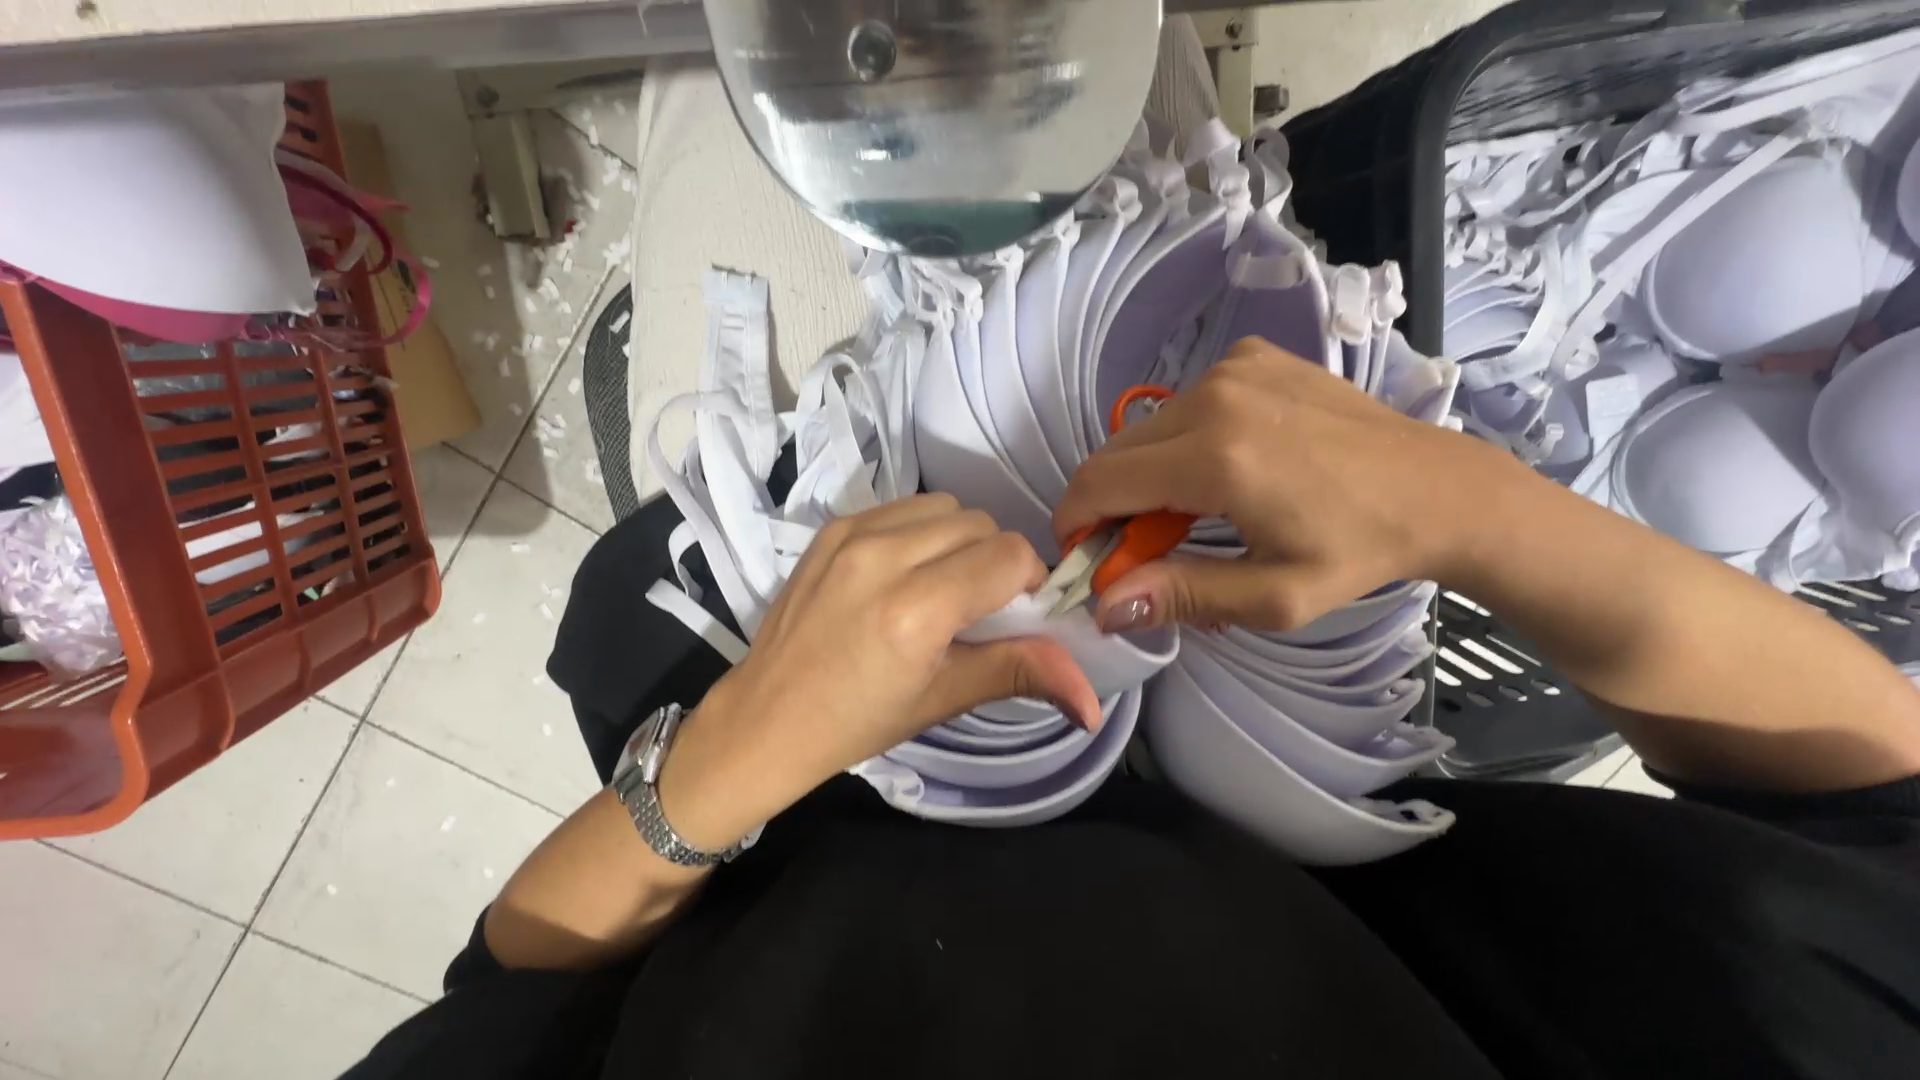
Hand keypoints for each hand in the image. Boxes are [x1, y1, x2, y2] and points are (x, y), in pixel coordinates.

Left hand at [658, 496, 1101, 847]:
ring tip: (943, 586)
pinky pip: (904, 507)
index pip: (1008, 555)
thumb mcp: (942, 699)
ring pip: (946, 508)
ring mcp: (852, 535)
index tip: (1017, 615)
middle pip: (981, 525)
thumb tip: (1095, 701)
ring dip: (961, 540)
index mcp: (915, 609)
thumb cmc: (857, 722)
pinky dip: (922, 531)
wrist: (765, 718)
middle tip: (980, 608)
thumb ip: (1021, 673)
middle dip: (996, 562)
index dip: (1027, 583)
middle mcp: (883, 556)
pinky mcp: (832, 527)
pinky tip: (907, 571)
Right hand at [1054, 336, 1513, 634]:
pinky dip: (1180, 441)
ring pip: (1145, 429)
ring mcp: (1233, 368)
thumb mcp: (1272, 596)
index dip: (1076, 522)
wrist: (1439, 489)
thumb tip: (1102, 607)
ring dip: (1146, 474)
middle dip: (1109, 504)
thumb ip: (1180, 596)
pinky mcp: (1251, 357)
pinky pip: (1183, 404)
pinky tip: (1223, 467)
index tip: (1086, 556)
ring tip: (1190, 512)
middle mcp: (1214, 397)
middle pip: (1114, 453)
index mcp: (1217, 458)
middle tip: (1143, 548)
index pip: (1100, 482)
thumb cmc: (1358, 550)